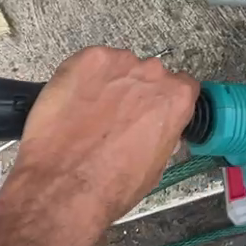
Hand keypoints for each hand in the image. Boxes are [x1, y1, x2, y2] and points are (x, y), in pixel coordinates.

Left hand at [5, 47, 199, 231]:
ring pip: (119, 67)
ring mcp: (120, 62)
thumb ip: (163, 134)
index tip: (152, 110)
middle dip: (135, 92)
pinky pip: (90, 62)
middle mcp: (153, 72)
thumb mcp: (155, 168)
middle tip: (115, 118)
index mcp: (176, 97)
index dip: (164, 100)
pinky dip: (83, 78)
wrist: (63, 185)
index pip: (182, 85)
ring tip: (88, 114)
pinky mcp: (88, 59)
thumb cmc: (109, 186)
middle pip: (149, 74)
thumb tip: (157, 129)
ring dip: (109, 84)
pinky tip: (74, 104)